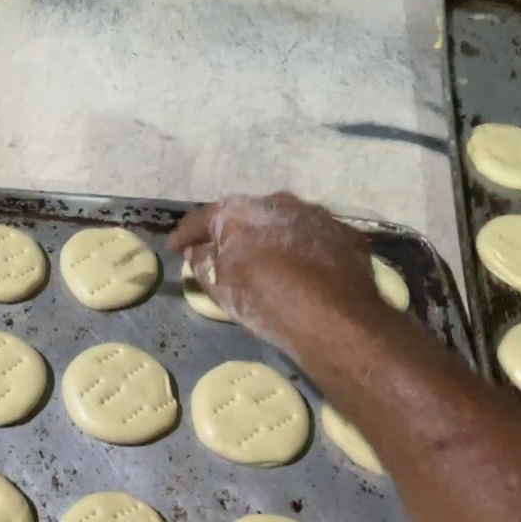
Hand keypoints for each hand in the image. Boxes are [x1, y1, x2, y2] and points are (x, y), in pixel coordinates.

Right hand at [167, 192, 388, 359]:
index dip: (185, 235)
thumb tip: (198, 250)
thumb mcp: (219, 287)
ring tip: (265, 261)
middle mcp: (277, 202)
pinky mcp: (345, 233)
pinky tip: (302, 270)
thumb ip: (203, 262)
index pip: (202, 218)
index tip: (174, 248)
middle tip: (221, 252)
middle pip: (246, 215)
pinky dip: (302, 250)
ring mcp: (316, 215)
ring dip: (270, 238)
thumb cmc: (264, 300)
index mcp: (238, 211)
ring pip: (283, 223)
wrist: (334, 319)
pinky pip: (314, 238)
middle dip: (232, 232)